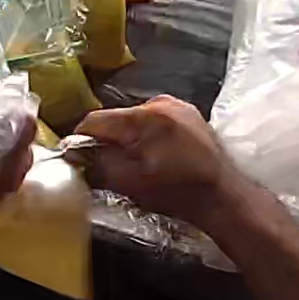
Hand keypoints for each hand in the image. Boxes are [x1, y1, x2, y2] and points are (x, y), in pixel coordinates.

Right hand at [75, 96, 245, 230]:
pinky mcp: (189, 115)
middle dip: (107, 142)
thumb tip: (74, 155)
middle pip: (116, 120)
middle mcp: (159, 102)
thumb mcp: (130, 183)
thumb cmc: (176, 192)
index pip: (95, 120)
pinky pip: (155, 123)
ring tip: (134, 166)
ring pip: (135, 121)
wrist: (224, 197)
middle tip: (106, 169)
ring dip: (127, 141)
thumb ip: (98, 165)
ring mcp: (177, 106)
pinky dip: (147, 138)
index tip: (76, 160)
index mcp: (143, 116)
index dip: (80, 140)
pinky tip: (155, 159)